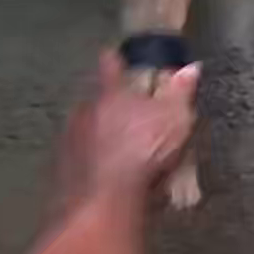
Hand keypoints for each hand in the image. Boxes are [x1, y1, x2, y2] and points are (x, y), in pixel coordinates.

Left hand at [59, 49, 200, 201]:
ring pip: (87, 126)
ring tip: (124, 142)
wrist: (103, 200)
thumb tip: (191, 68)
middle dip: (112, 102)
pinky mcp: (63, 168)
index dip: (114, 59)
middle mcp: (83, 112)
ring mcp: (69, 141)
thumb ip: (182, 91)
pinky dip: (96, 155)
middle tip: (131, 108)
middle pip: (97, 99)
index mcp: (111, 95)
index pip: (110, 66)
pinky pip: (82, 153)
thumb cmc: (144, 150)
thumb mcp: (176, 117)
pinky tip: (111, 167)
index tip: (114, 53)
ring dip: (102, 130)